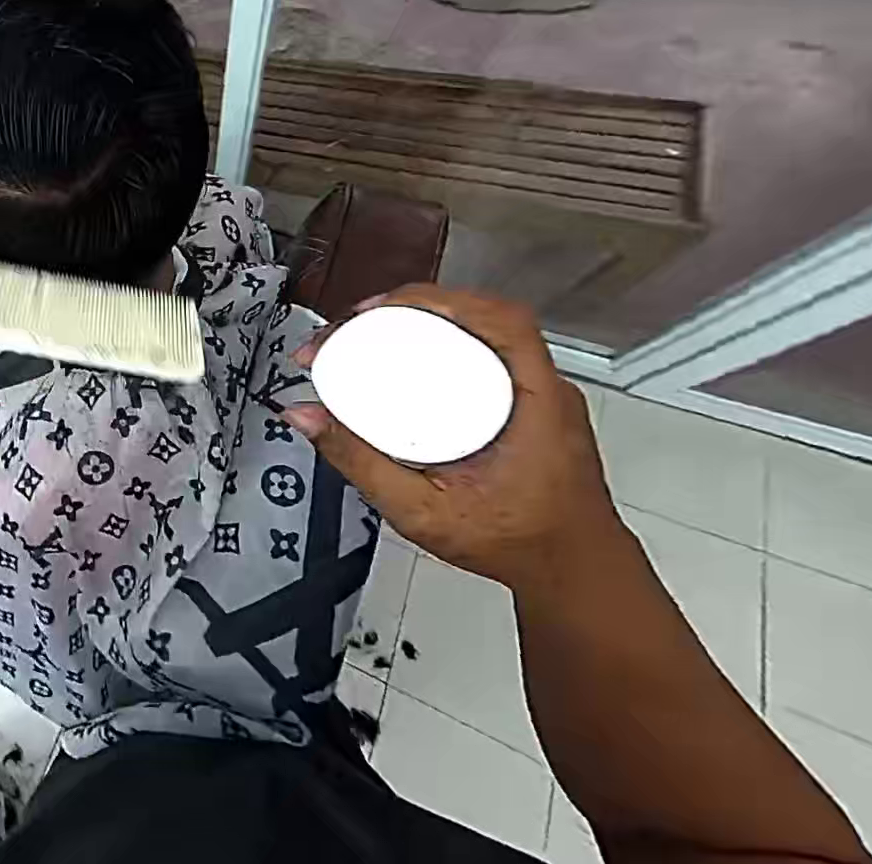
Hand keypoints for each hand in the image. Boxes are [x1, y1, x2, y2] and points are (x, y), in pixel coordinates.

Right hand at [284, 286, 623, 589]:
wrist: (569, 571)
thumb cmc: (507, 543)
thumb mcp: (418, 509)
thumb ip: (357, 461)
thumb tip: (302, 414)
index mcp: (534, 400)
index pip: (495, 319)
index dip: (432, 300)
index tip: (372, 311)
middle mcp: (542, 386)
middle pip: (479, 316)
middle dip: (410, 307)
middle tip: (353, 325)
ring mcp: (539, 393)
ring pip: (482, 331)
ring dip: (425, 321)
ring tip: (370, 334)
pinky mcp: (527, 403)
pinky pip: (483, 352)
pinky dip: (440, 341)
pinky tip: (406, 357)